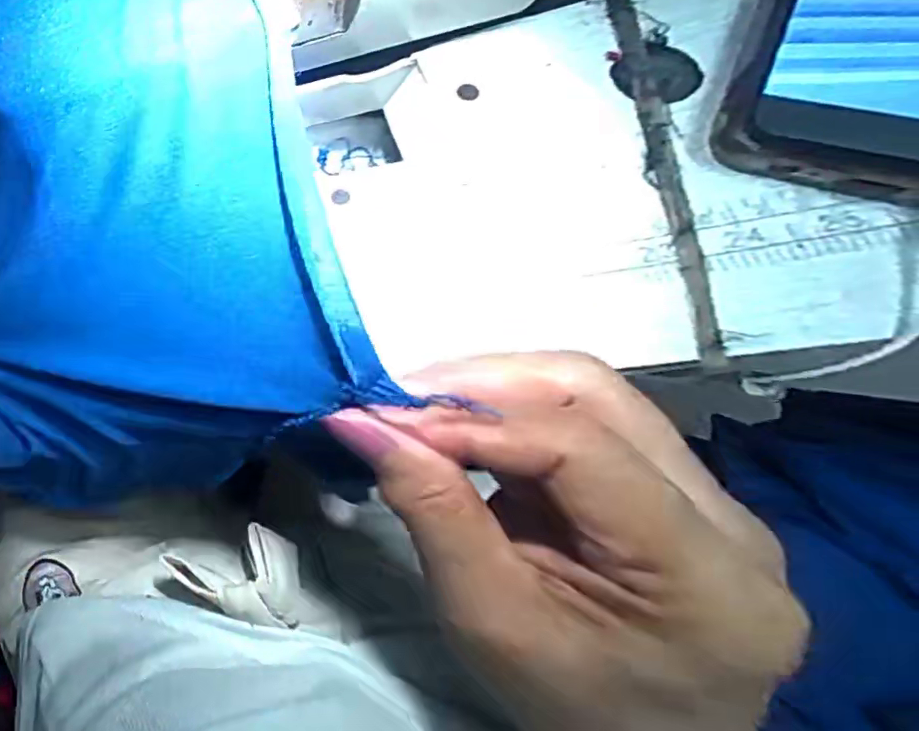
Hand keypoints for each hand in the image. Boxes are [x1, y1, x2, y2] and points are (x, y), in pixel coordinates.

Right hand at [324, 352, 806, 730]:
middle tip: (397, 403)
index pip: (578, 448)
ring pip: (583, 390)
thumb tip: (355, 420)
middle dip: (477, 383)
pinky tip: (457, 432)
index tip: (379, 419)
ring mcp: (703, 496)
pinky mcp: (662, 485)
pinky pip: (575, 414)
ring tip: (419, 412)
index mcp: (703, 574)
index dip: (469, 421)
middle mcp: (727, 519)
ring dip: (486, 388)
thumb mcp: (484, 615)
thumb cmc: (560, 698)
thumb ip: (430, 509)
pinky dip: (500, 410)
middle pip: (592, 393)